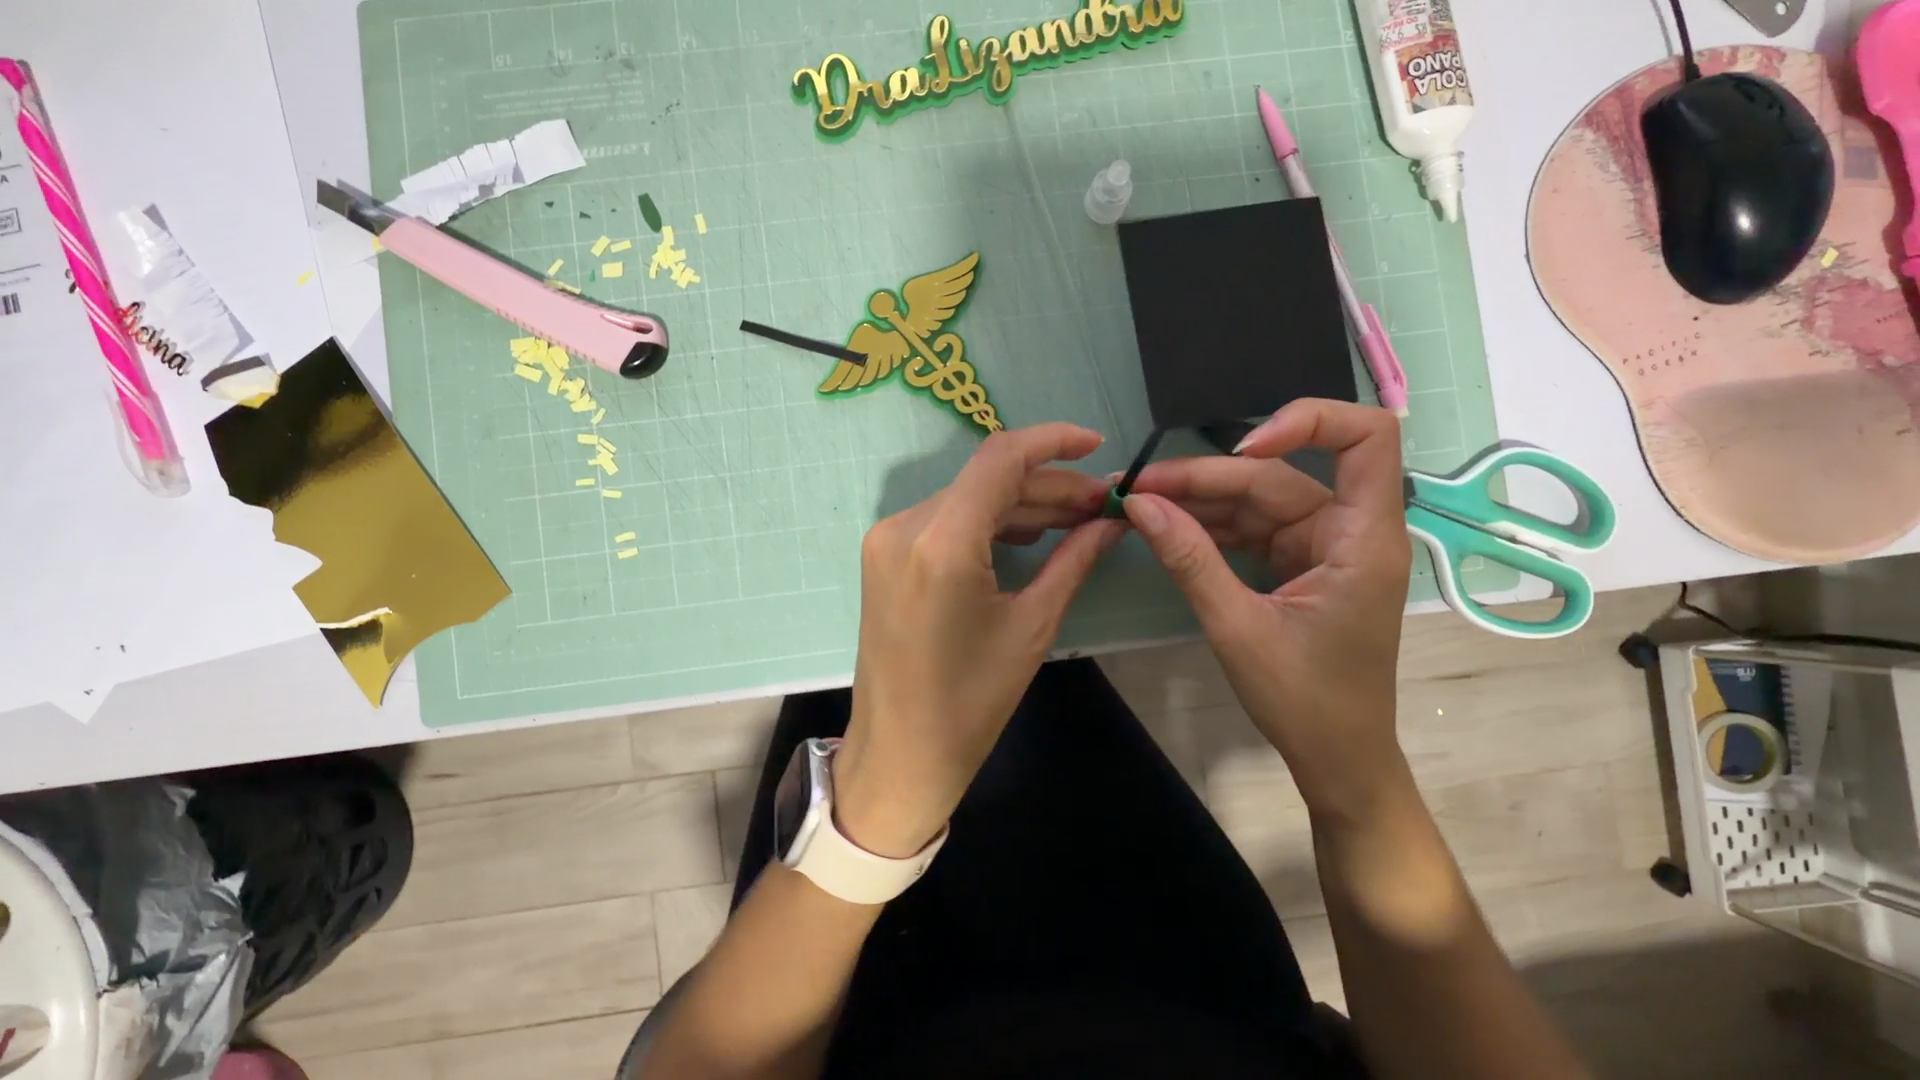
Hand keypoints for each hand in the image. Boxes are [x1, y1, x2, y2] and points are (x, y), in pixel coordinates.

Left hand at [834, 425, 1126, 857]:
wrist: (901, 752)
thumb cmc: (971, 701)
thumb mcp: (1032, 626)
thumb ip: (1074, 560)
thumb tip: (1113, 521)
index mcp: (941, 541)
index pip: (1001, 459)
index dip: (1054, 442)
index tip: (1097, 446)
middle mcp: (906, 526)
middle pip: (987, 480)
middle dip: (1049, 486)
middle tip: (1103, 504)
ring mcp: (889, 540)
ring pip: (967, 499)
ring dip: (1021, 504)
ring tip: (1079, 520)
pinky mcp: (886, 557)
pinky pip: (945, 521)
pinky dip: (988, 522)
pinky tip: (1030, 534)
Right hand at [1123, 400, 1412, 814]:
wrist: (1337, 757)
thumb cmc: (1305, 700)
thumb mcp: (1238, 628)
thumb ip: (1190, 560)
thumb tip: (1139, 504)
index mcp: (1362, 539)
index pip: (1366, 437)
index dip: (1309, 420)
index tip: (1242, 448)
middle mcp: (1350, 531)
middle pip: (1281, 473)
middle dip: (1208, 477)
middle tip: (1138, 487)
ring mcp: (1325, 547)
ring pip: (1261, 499)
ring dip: (1202, 501)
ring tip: (1139, 504)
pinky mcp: (1303, 565)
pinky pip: (1255, 529)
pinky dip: (1213, 527)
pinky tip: (1167, 527)